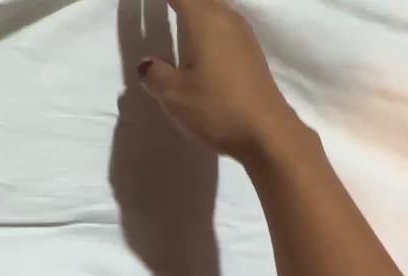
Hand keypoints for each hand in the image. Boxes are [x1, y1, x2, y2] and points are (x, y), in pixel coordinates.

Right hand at [135, 0, 305, 163]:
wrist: (265, 130)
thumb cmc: (217, 109)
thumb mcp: (176, 97)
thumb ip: (156, 76)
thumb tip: (146, 64)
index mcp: (203, 21)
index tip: (142, 3)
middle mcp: (225, 17)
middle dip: (180, 2)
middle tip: (164, 9)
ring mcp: (241, 33)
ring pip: (212, 8)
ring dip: (195, 10)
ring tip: (177, 18)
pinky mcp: (249, 51)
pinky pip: (222, 26)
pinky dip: (206, 26)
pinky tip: (198, 44)